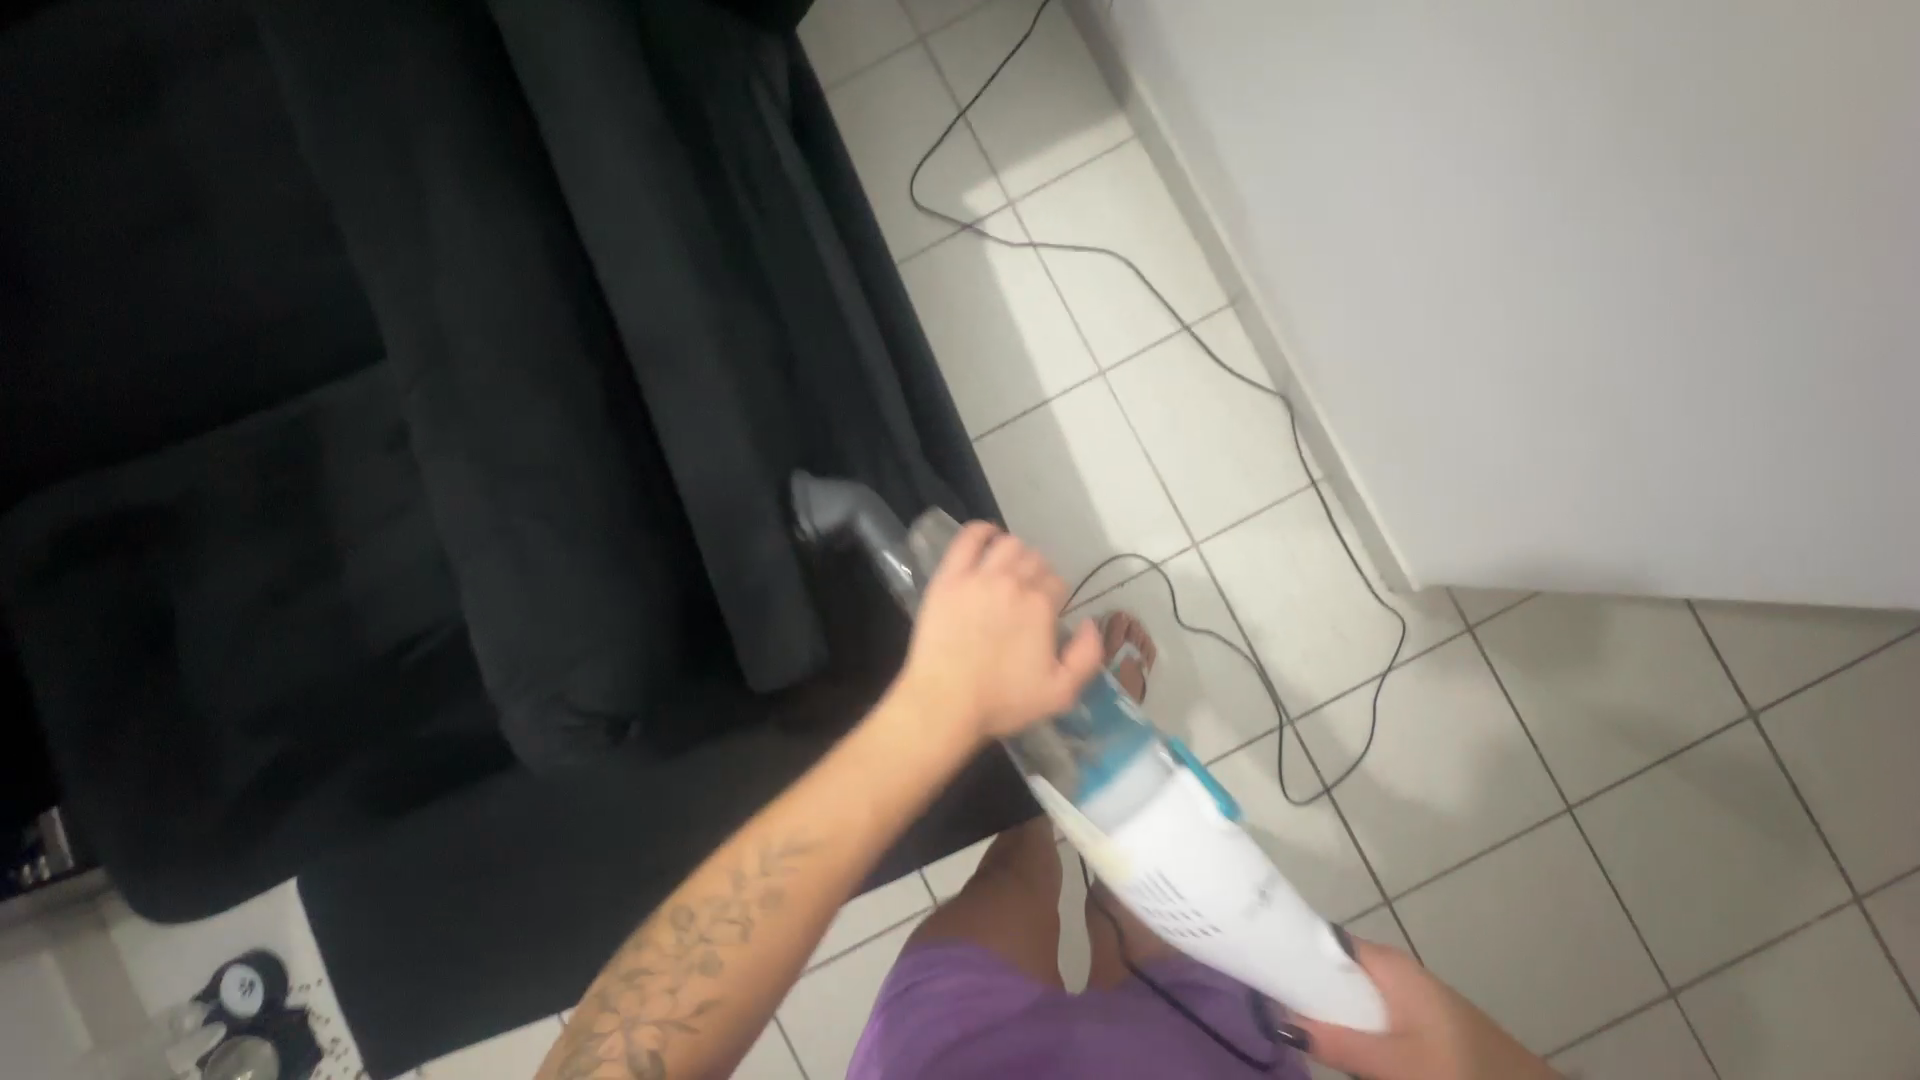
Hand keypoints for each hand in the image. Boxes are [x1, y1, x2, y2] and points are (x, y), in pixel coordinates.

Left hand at [889, 522, 1102, 744]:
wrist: (945, 702)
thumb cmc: (1002, 701)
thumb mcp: (1061, 692)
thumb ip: (1087, 656)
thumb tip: (1092, 623)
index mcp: (1041, 606)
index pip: (1058, 583)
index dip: (1056, 596)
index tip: (1047, 611)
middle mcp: (1013, 583)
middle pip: (1035, 561)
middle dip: (1038, 574)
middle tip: (1028, 594)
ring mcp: (978, 577)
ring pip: (1008, 544)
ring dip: (1016, 552)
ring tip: (1010, 568)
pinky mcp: (948, 579)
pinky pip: (968, 540)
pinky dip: (981, 532)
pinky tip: (987, 536)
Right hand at [1293, 939, 1558, 1079]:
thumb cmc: (1463, 1069)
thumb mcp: (1398, 1063)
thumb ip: (1340, 1043)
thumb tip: (1277, 1020)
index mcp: (1385, 963)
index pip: (1319, 937)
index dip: (1285, 944)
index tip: (1252, 960)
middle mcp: (1391, 969)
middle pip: (1328, 967)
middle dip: (1303, 987)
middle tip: (1269, 1005)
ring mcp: (1404, 995)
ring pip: (1346, 994)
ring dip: (1325, 1012)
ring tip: (1293, 1026)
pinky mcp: (1415, 1020)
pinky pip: (1366, 1013)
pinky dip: (1348, 1026)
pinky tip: (1338, 1047)